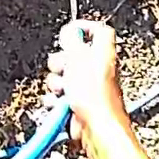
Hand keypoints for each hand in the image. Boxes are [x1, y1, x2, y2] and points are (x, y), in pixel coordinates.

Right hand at [46, 20, 130, 141]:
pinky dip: (55, 99)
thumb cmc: (94, 96)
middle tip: (63, 68)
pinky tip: (58, 104)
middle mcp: (97, 69)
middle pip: (72, 55)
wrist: (96, 130)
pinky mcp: (76, 104)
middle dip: (60, 61)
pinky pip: (58, 96)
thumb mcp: (80, 58)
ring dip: (56, 83)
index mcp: (103, 54)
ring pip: (62, 76)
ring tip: (62, 91)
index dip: (84, 28)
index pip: (99, 31)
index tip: (69, 33)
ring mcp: (86, 88)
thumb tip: (70, 30)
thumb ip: (73, 41)